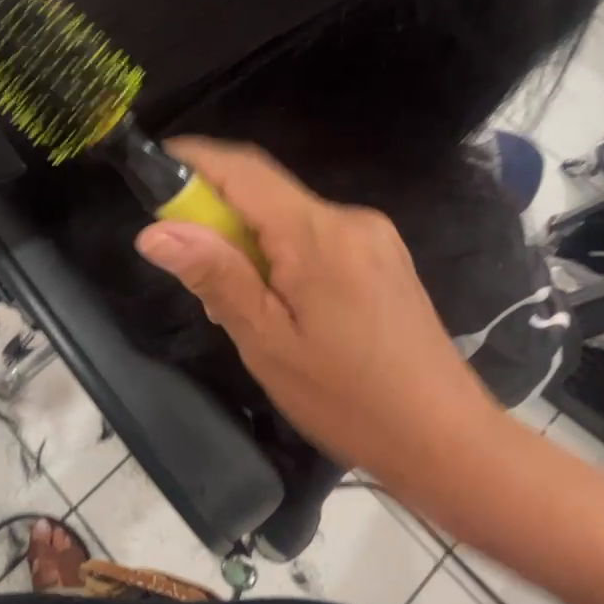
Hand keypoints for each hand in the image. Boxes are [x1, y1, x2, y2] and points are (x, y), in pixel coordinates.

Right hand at [133, 138, 506, 480]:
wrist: (452, 444)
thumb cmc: (349, 399)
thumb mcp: (266, 342)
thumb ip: (214, 276)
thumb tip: (154, 232)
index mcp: (316, 234)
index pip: (242, 170)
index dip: (192, 159)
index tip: (151, 168)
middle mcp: (347, 220)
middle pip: (262, 193)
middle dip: (217, 218)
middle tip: (194, 275)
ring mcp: (371, 237)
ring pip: (285, 219)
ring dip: (248, 244)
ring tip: (241, 310)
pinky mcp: (382, 258)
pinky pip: (312, 238)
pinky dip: (279, 257)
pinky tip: (280, 310)